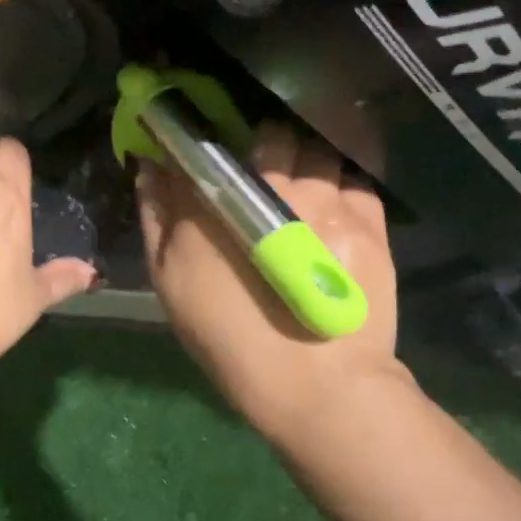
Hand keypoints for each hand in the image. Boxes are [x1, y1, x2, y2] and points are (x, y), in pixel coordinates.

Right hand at [140, 122, 405, 434]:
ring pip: (317, 150)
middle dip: (263, 141)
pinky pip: (356, 180)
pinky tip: (334, 200)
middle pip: (271, 134)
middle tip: (259, 163)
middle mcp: (275, 183)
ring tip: (301, 180)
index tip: (198, 141)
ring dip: (306, 157)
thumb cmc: (227, 331)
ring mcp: (328, 200)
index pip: (204, 142)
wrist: (317, 385)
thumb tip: (149, 164)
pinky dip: (342, 181)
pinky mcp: (371, 223)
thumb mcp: (169, 277)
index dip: (199, 136)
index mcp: (219, 195)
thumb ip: (156, 214)